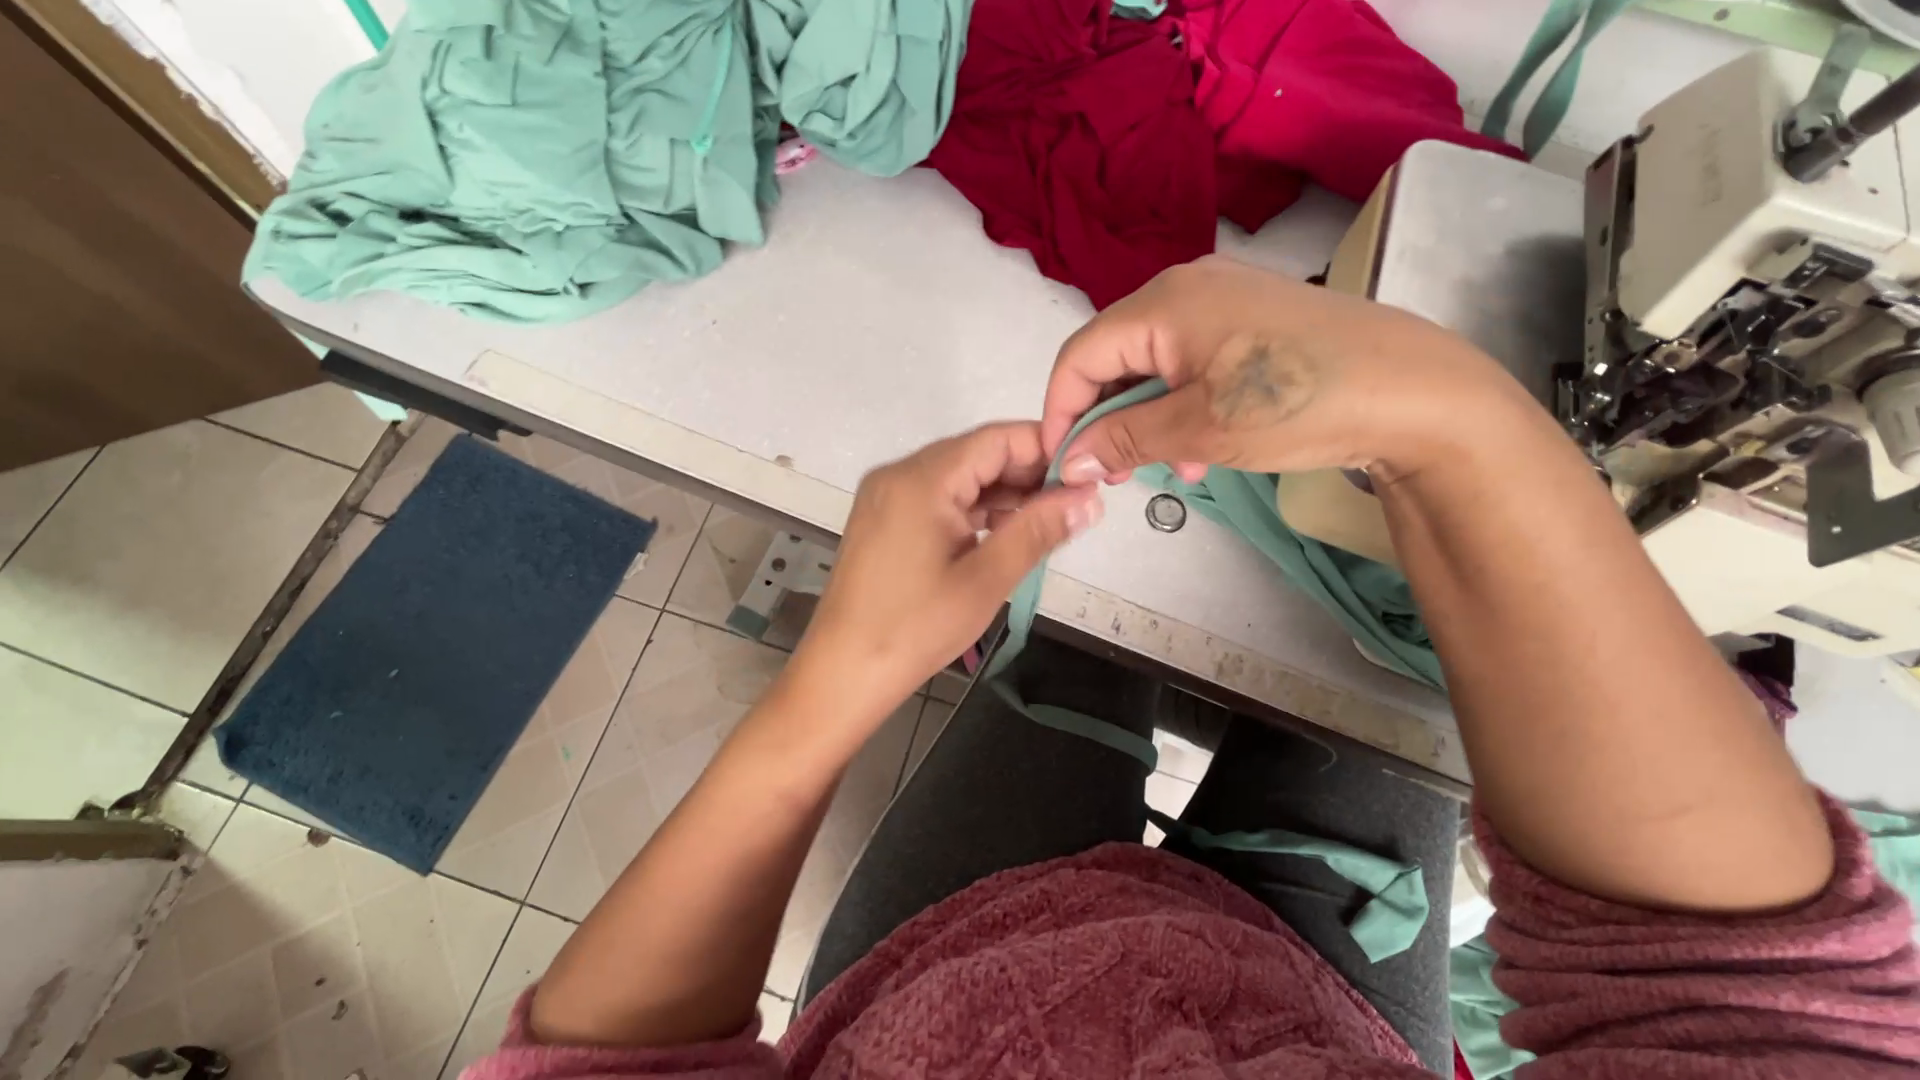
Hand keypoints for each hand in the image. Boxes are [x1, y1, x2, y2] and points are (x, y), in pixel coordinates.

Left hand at [786, 422, 1102, 725]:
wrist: (842, 672)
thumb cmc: (915, 628)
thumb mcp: (986, 579)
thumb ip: (1038, 530)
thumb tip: (1089, 499)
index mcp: (922, 478)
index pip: (996, 439)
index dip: (1046, 449)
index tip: (1087, 474)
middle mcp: (900, 474)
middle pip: (976, 454)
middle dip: (1028, 473)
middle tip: (1077, 501)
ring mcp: (887, 497)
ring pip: (959, 477)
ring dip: (1003, 494)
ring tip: (1051, 519)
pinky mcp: (885, 520)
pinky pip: (939, 499)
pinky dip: (975, 510)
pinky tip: (1008, 531)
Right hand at [1040, 255, 1523, 485]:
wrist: (1418, 391)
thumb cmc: (1297, 404)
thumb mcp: (1200, 429)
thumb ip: (1124, 438)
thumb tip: (1069, 457)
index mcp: (1164, 302)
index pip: (1080, 356)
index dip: (1061, 412)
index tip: (1063, 463)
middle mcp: (1188, 287)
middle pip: (1116, 356)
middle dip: (1108, 418)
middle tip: (1116, 472)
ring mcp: (1226, 299)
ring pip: (1156, 363)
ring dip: (1148, 418)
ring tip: (1170, 468)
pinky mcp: (1256, 320)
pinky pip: (1194, 361)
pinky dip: (1184, 405)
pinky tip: (1203, 446)